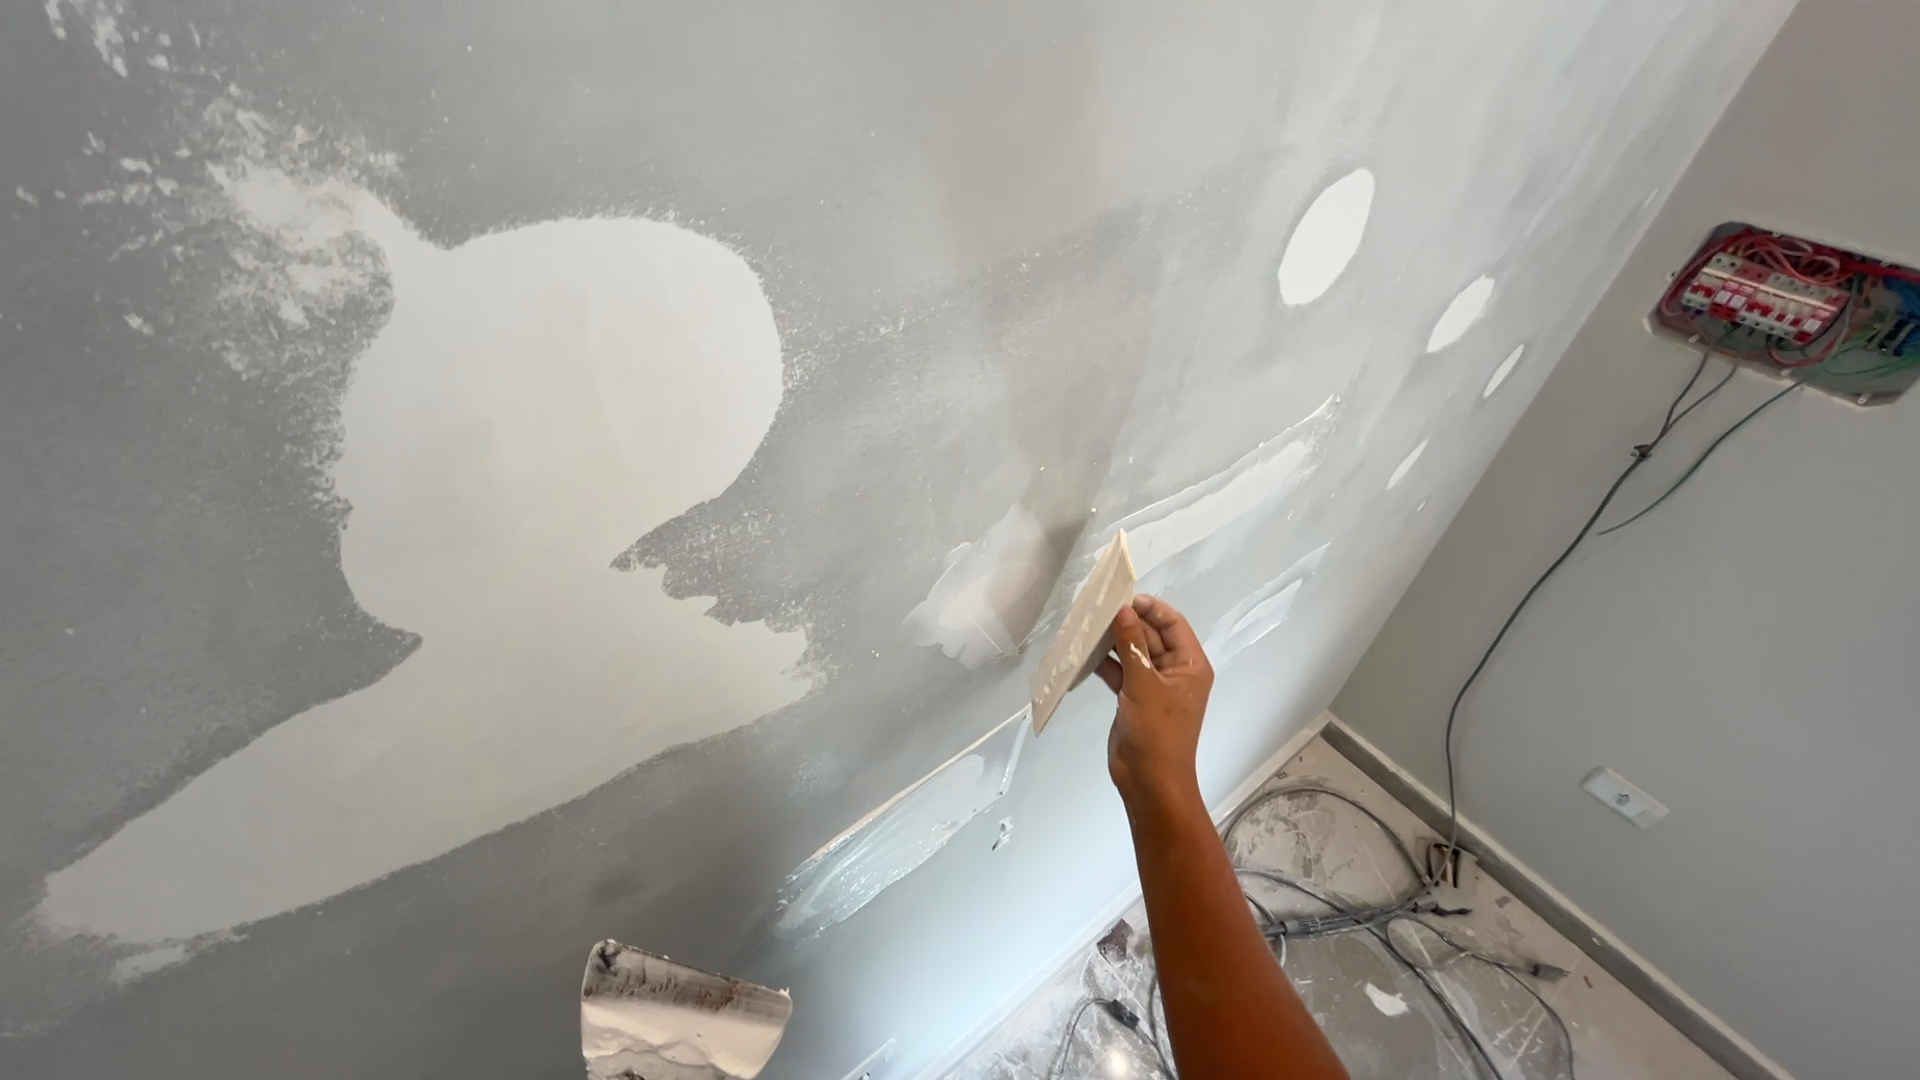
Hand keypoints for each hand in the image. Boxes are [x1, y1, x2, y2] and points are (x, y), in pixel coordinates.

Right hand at [1096, 595, 1214, 808]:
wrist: (1149, 781)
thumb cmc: (1157, 732)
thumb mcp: (1144, 683)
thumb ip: (1132, 644)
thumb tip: (1123, 610)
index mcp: (1190, 665)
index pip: (1173, 624)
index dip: (1151, 608)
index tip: (1123, 598)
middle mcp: (1174, 671)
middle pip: (1150, 636)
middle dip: (1127, 623)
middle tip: (1097, 610)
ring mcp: (1153, 685)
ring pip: (1132, 653)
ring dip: (1113, 642)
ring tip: (1087, 627)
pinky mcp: (1133, 698)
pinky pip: (1120, 671)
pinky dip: (1105, 662)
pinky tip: (1085, 653)